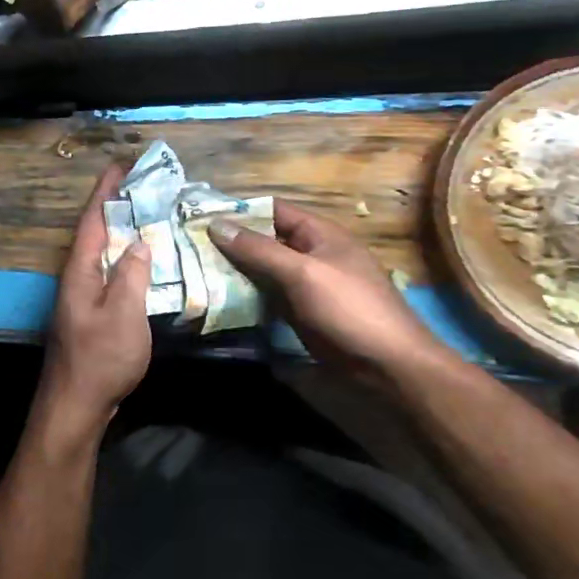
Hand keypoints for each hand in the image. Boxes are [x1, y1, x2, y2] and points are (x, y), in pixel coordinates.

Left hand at [40, 165, 152, 430]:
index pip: (94, 219)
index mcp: (81, 269)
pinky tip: (145, 262)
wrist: (76, 404)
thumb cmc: (100, 358)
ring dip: (123, 231)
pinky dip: (127, 259)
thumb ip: (133, 275)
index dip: (106, 190)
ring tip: (150, 214)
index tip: (122, 164)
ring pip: (104, 252)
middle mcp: (77, 276)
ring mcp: (83, 295)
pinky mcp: (91, 312)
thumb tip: (140, 241)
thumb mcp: (124, 314)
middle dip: (117, 205)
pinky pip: (110, 273)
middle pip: (97, 231)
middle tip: (145, 185)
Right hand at [210, 202, 455, 378]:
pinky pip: (267, 295)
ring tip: (195, 270)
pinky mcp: (301, 311)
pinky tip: (218, 298)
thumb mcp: (302, 273)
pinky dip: (245, 294)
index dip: (239, 211)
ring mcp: (307, 285)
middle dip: (230, 243)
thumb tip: (215, 224)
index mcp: (321, 234)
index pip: (272, 210)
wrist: (389, 367)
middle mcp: (312, 254)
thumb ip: (258, 249)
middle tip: (190, 247)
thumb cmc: (349, 310)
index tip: (201, 217)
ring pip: (262, 269)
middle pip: (264, 240)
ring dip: (234, 270)